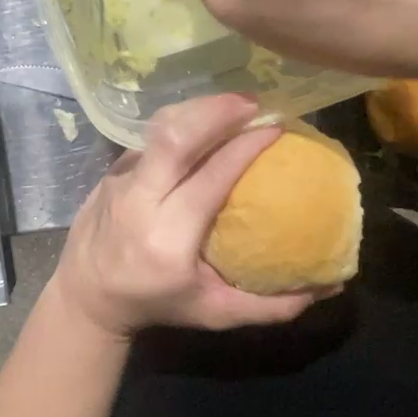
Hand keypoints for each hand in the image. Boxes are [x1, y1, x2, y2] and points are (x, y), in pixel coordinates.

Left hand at [50, 95, 321, 338]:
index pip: (210, 178)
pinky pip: (150, 138)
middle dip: (214, 112)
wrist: (88, 294)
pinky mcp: (111, 169)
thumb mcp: (214, 313)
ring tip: (233, 104)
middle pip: (173, 139)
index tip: (275, 129)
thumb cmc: (156, 303)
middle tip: (253, 102)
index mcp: (168, 238)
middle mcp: (140, 202)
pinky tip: (203, 120)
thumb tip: (329, 287)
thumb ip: (270, 307)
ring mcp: (120, 180)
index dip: (244, 148)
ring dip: (196, 110)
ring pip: (157, 130)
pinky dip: (179, 123)